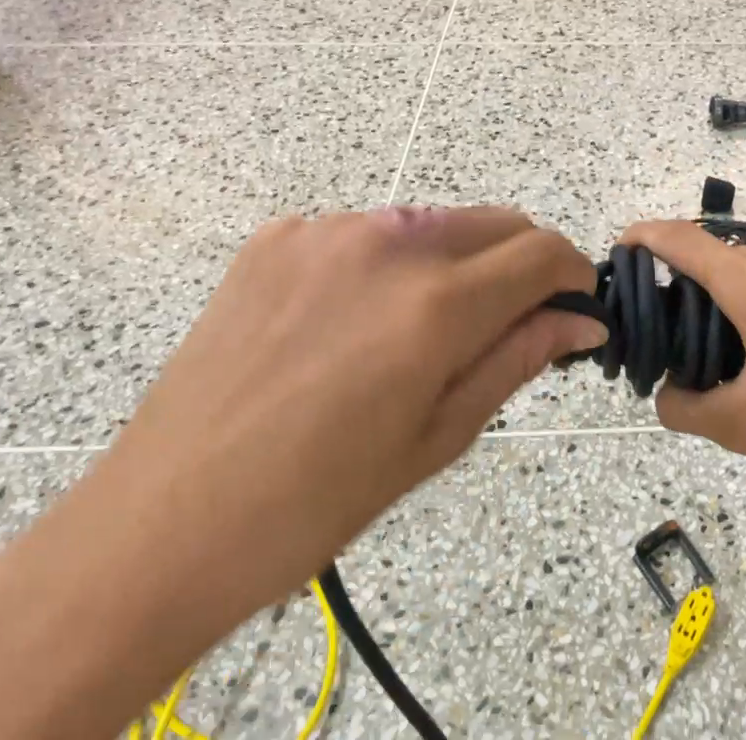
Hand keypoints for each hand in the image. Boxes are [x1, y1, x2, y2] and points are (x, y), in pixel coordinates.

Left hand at [0, 208, 600, 739]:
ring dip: (457, 261)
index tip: (575, 311)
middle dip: (524, 263)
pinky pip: (362, 233)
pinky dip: (386, 264)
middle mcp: (386, 245)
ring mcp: (322, 233)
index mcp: (435, 305)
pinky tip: (355, 323)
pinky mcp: (274, 240)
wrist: (164, 523)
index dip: (574, 276)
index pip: (543, 252)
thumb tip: (582, 321)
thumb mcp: (439, 437)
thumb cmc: (318, 502)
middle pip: (496, 221)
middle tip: (513, 323)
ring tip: (426, 330)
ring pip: (432, 222)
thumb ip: (517, 359)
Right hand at [621, 221, 745, 536]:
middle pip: (725, 259)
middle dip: (691, 285)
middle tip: (670, 332)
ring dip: (733, 295)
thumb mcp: (743, 426)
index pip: (687, 243)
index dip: (647, 238)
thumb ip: (686, 404)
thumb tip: (667, 395)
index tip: (621, 248)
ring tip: (720, 348)